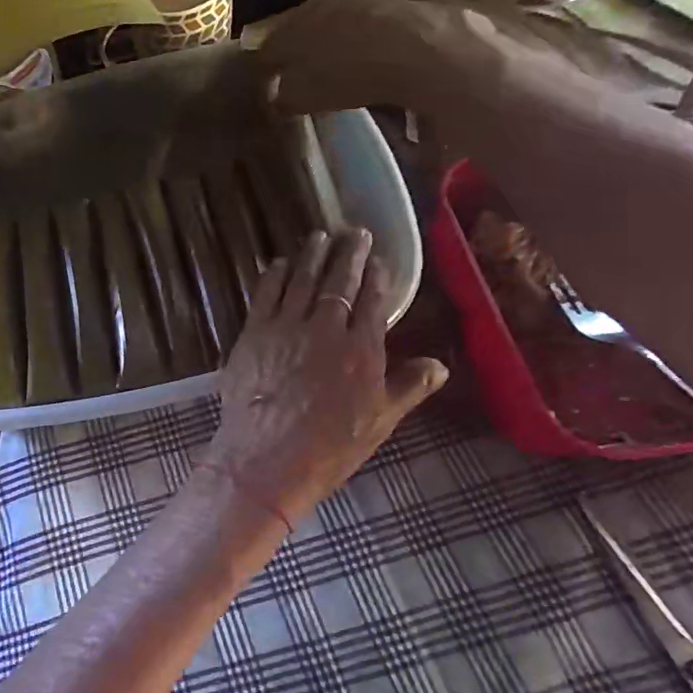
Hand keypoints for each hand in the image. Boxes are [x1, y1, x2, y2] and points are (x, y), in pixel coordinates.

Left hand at [203, 229, 447, 522]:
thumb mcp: (379, 422)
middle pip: (339, 282)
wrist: (266, 459)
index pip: (374, 301)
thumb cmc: (328, 448)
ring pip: (302, 280)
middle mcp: (325, 328)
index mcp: (361, 349)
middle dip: (349, 254)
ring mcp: (286, 328)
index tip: (380, 260)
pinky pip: (265, 294)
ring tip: (319, 236)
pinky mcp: (253, 334)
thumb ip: (408, 387)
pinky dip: (275, 275)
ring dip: (312, 255)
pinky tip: (280, 263)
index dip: (378, 277)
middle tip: (354, 232)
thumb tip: (440, 365)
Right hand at [253, 0, 512, 116]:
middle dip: (297, 54)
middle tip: (295, 78)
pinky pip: (366, 31)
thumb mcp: (304, 96)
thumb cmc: (349, 76)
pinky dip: (361, 47)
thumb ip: (284, 96)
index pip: (267, 47)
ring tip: (331, 73)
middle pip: (301, 31)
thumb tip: (278, 96)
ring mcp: (361, 0)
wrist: (422, 50)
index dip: (264, 70)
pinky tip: (367, 66)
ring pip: (334, 27)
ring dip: (330, 48)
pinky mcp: (397, 6)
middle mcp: (323, 3)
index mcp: (294, 23)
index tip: (264, 88)